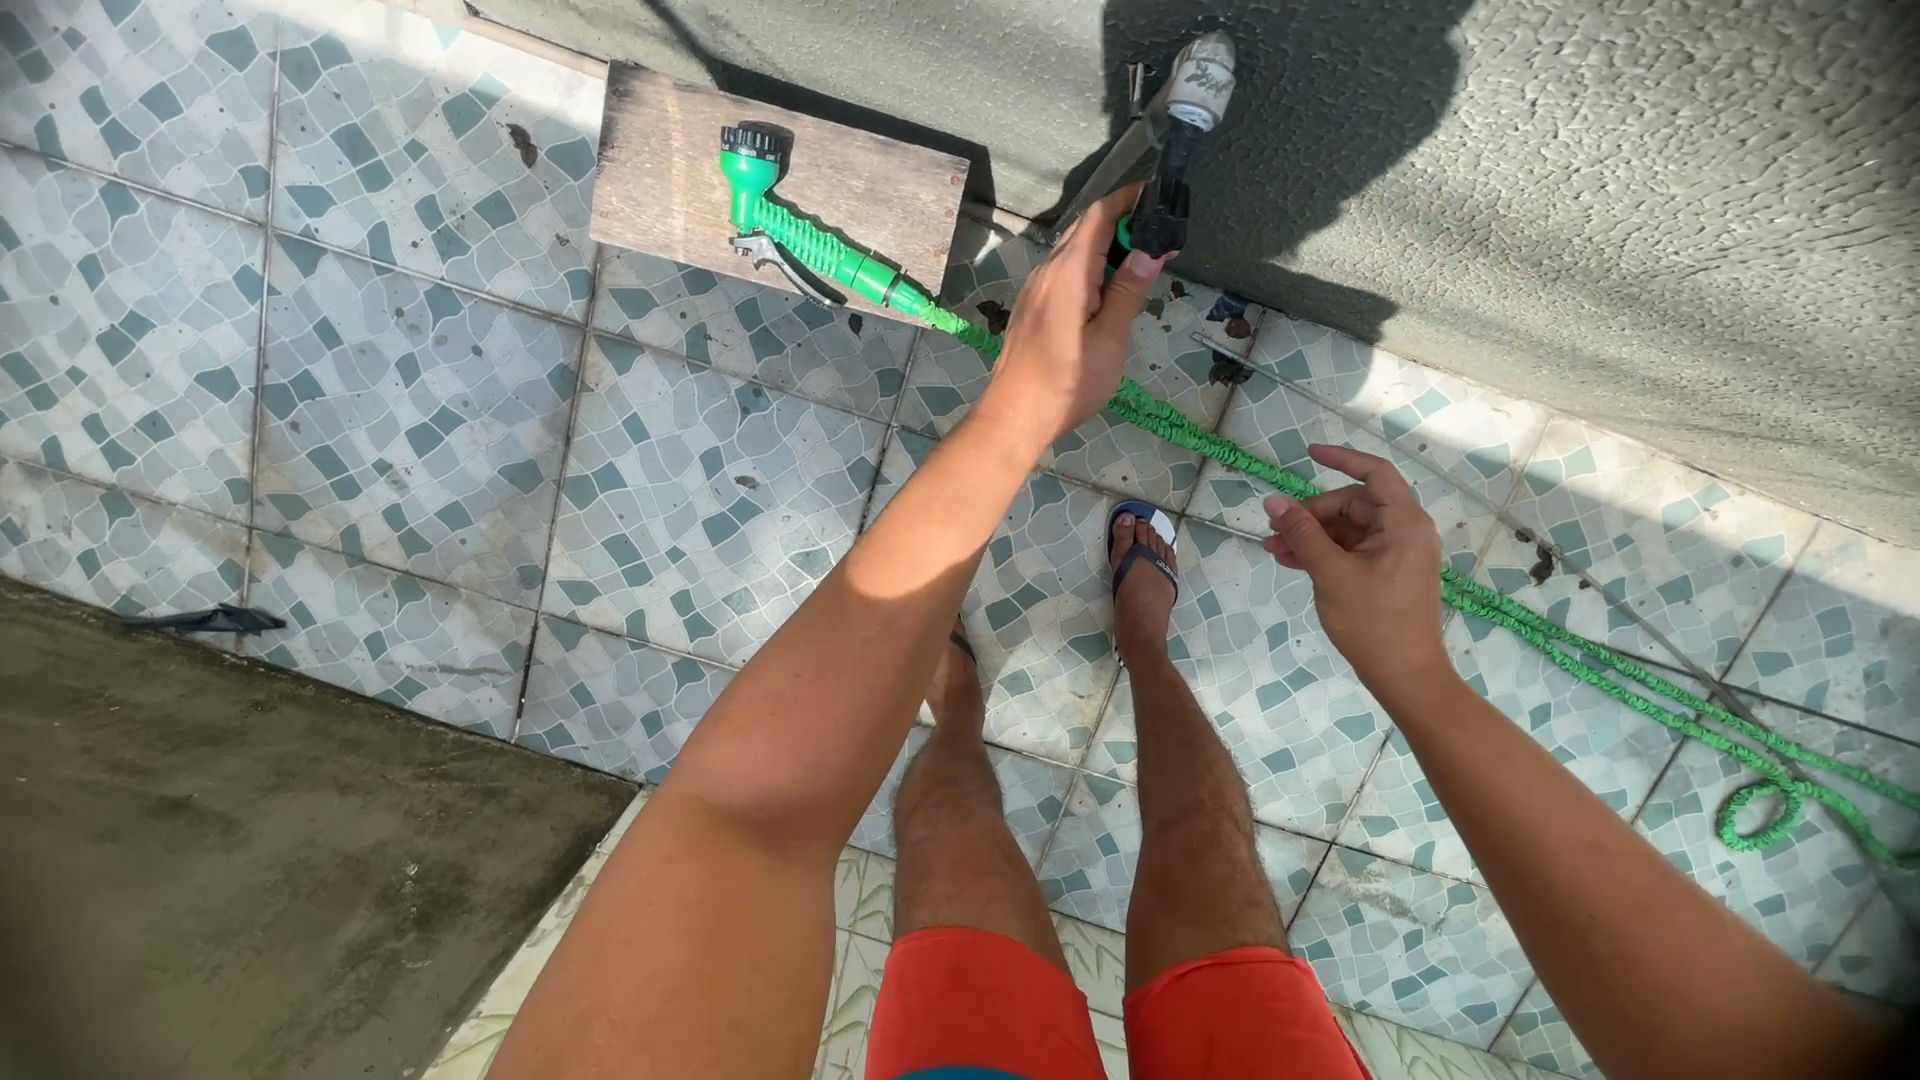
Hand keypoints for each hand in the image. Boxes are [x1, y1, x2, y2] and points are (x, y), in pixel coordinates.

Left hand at [973, 183, 1171, 445]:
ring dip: (1105, 251)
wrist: (1014, 418)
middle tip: (1158, 241)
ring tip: (1138, 268)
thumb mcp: (1109, 340)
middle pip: (1084, 231)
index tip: (1159, 200)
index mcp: (1068, 273)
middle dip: (1121, 226)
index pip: (1098, 216)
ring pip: (1071, 254)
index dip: (1128, 201)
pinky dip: (1087, 271)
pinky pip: (1061, 275)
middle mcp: (1045, 273)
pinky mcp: (1029, 310)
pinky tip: (1105, 295)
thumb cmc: (1067, 383)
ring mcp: (1033, 291)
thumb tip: (1149, 249)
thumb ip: (1128, 292)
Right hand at [1262, 444, 1453, 699]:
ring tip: (1273, 550)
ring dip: (1310, 536)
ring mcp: (1395, 554)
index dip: (1342, 459)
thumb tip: (1273, 502)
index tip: (1309, 453)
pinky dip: (1322, 552)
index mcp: (1403, 523)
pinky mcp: (1384, 574)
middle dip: (1312, 514)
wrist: (1404, 674)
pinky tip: (1290, 561)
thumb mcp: (1330, 573)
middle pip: (1352, 504)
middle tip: (1276, 531)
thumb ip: (1302, 533)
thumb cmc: (1373, 621)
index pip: (1375, 473)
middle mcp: (1404, 532)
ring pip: (1346, 529)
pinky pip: (1349, 550)